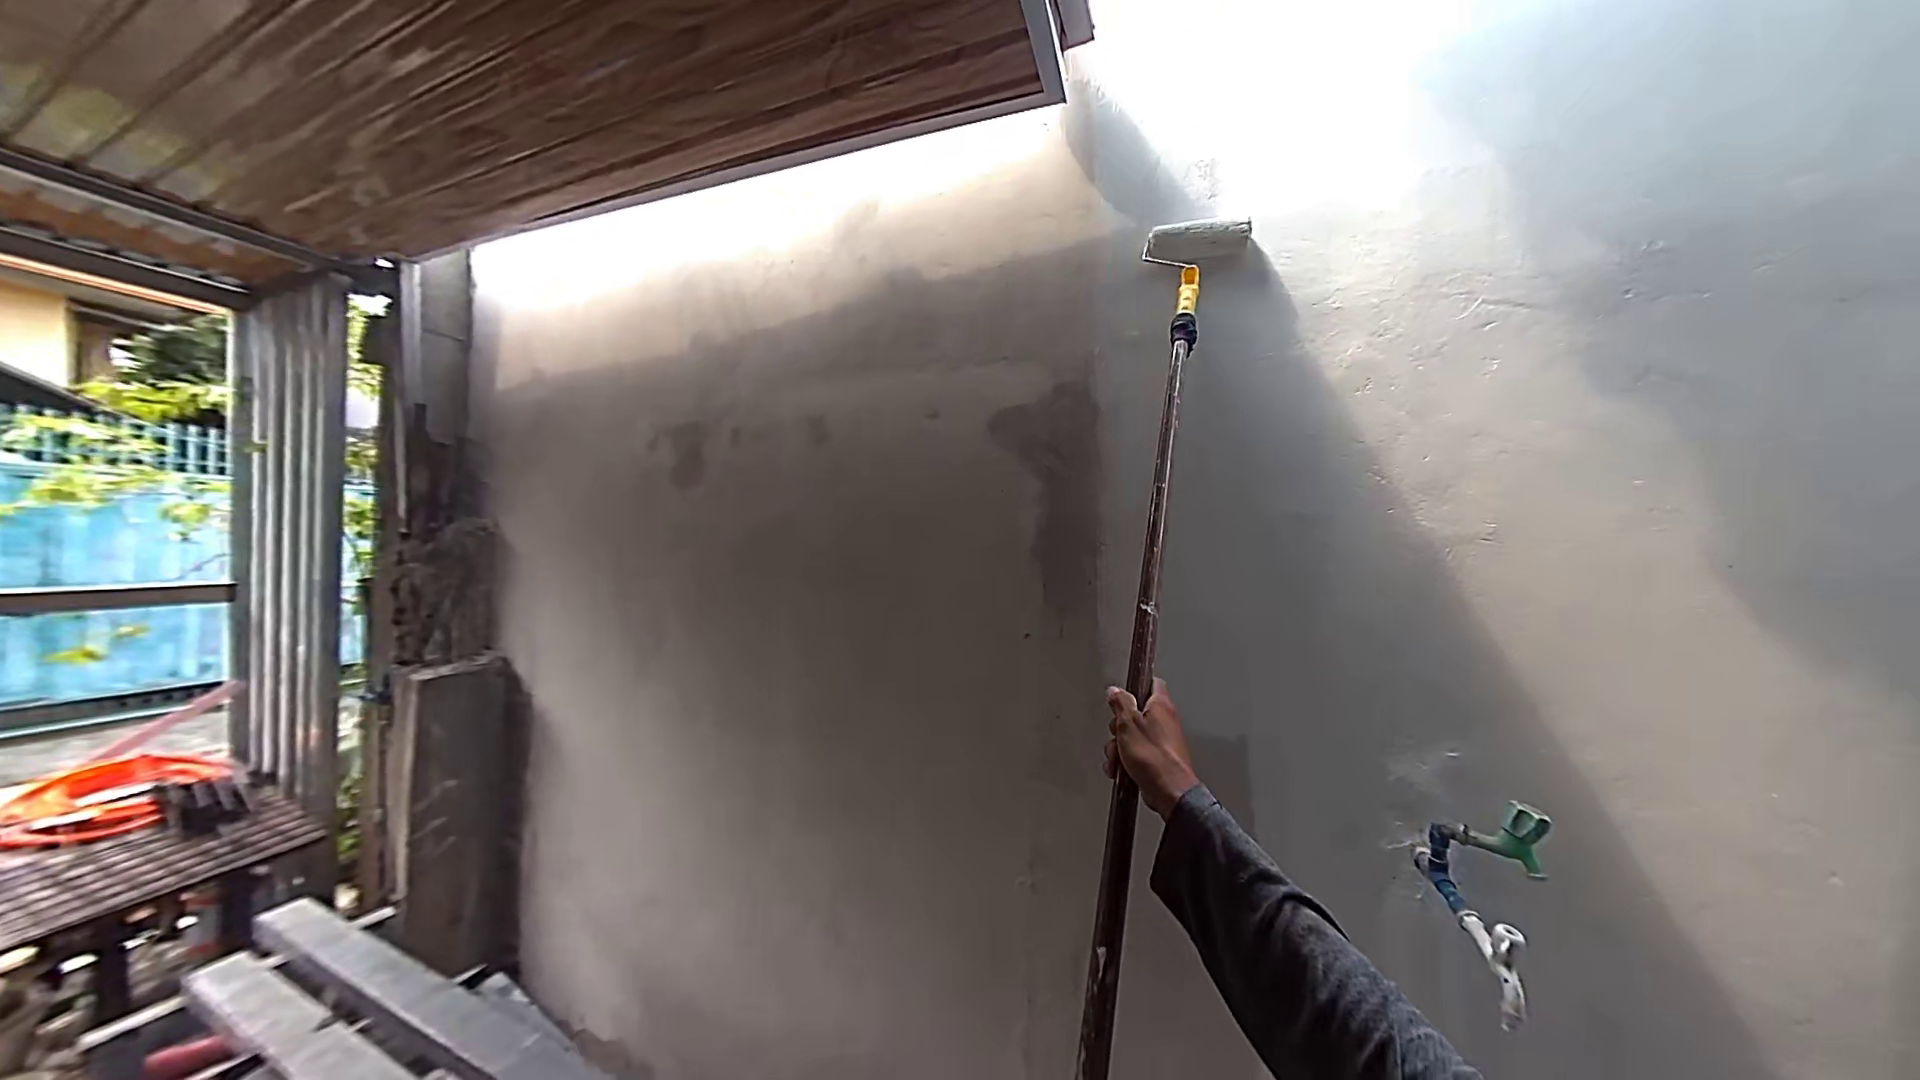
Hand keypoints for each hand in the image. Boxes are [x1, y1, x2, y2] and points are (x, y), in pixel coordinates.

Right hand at [1104, 678, 1199, 818]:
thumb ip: (1121, 703)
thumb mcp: (1128, 723)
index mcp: (1161, 706)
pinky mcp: (1158, 758)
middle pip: (1134, 713)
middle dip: (1118, 725)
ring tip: (1118, 757)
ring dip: (1118, 747)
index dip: (1135, 686)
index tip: (1121, 695)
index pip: (1151, 683)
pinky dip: (1125, 761)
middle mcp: (1165, 721)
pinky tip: (1121, 769)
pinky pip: (1135, 753)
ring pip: (1131, 735)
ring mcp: (1162, 741)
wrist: (1169, 792)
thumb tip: (1115, 691)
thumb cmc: (1155, 759)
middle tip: (1117, 732)